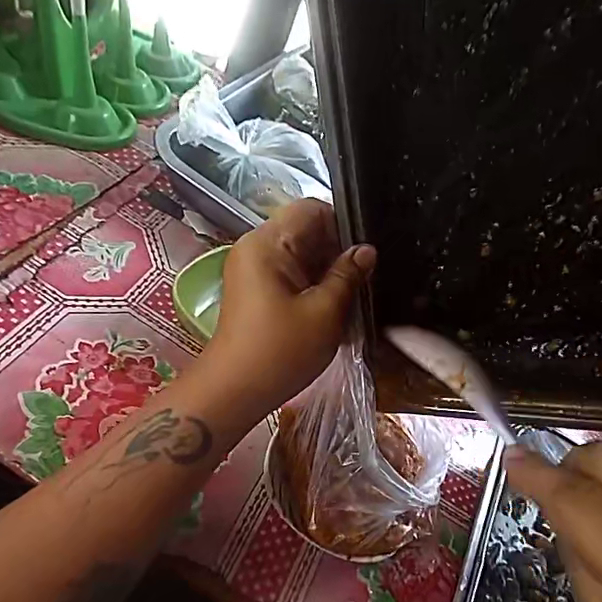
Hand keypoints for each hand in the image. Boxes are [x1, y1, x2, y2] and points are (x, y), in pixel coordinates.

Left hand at [198, 199, 375, 418]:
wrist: (235, 392)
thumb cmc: (280, 352)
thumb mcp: (325, 313)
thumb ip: (348, 275)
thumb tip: (366, 251)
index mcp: (267, 242)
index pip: (313, 209)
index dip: (344, 227)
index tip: (364, 257)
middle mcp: (255, 248)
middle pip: (306, 232)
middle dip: (336, 254)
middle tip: (363, 282)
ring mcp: (252, 271)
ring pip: (300, 256)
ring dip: (326, 275)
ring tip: (350, 299)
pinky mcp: (255, 292)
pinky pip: (289, 276)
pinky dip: (311, 289)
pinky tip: (330, 311)